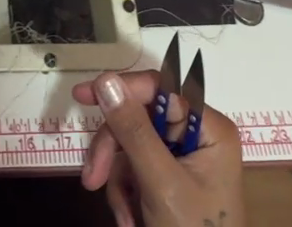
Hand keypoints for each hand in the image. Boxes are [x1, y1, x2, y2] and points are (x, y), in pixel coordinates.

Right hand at [74, 71, 245, 226]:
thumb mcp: (161, 184)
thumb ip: (133, 130)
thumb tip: (106, 80)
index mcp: (208, 128)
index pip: (158, 89)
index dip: (121, 88)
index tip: (82, 96)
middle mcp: (197, 136)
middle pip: (139, 118)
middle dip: (113, 151)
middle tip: (92, 178)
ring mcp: (183, 158)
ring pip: (131, 146)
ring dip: (118, 180)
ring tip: (122, 217)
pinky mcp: (170, 179)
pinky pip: (134, 169)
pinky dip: (125, 193)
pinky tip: (129, 219)